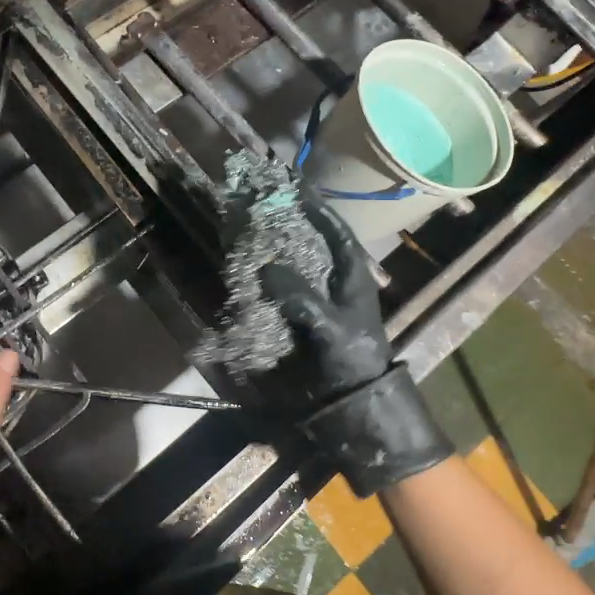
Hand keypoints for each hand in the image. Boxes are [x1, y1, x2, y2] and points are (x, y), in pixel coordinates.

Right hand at [256, 193, 452, 496]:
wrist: (353, 409)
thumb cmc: (352, 363)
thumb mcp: (330, 328)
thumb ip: (301, 296)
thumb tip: (266, 264)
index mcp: (352, 277)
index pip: (334, 230)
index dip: (314, 206)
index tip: (289, 185)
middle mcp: (334, 283)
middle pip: (310, 242)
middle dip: (286, 221)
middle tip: (258, 202)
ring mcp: (316, 301)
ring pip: (292, 264)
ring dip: (270, 246)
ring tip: (245, 226)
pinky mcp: (298, 320)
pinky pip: (278, 290)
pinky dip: (261, 276)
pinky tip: (241, 266)